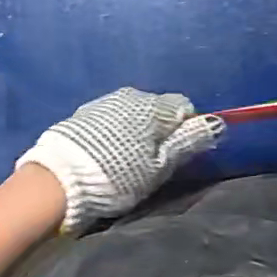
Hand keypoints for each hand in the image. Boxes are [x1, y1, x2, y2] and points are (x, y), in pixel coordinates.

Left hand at [16, 88, 224, 232]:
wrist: (60, 180)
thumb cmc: (118, 175)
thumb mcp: (159, 166)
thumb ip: (187, 142)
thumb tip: (215, 123)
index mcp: (151, 105)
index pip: (183, 106)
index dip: (185, 130)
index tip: (176, 154)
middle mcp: (127, 96)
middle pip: (155, 109)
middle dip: (158, 130)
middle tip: (151, 162)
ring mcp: (102, 103)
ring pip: (131, 114)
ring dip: (134, 131)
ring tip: (126, 160)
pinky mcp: (82, 115)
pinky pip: (110, 120)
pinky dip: (114, 133)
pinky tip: (106, 154)